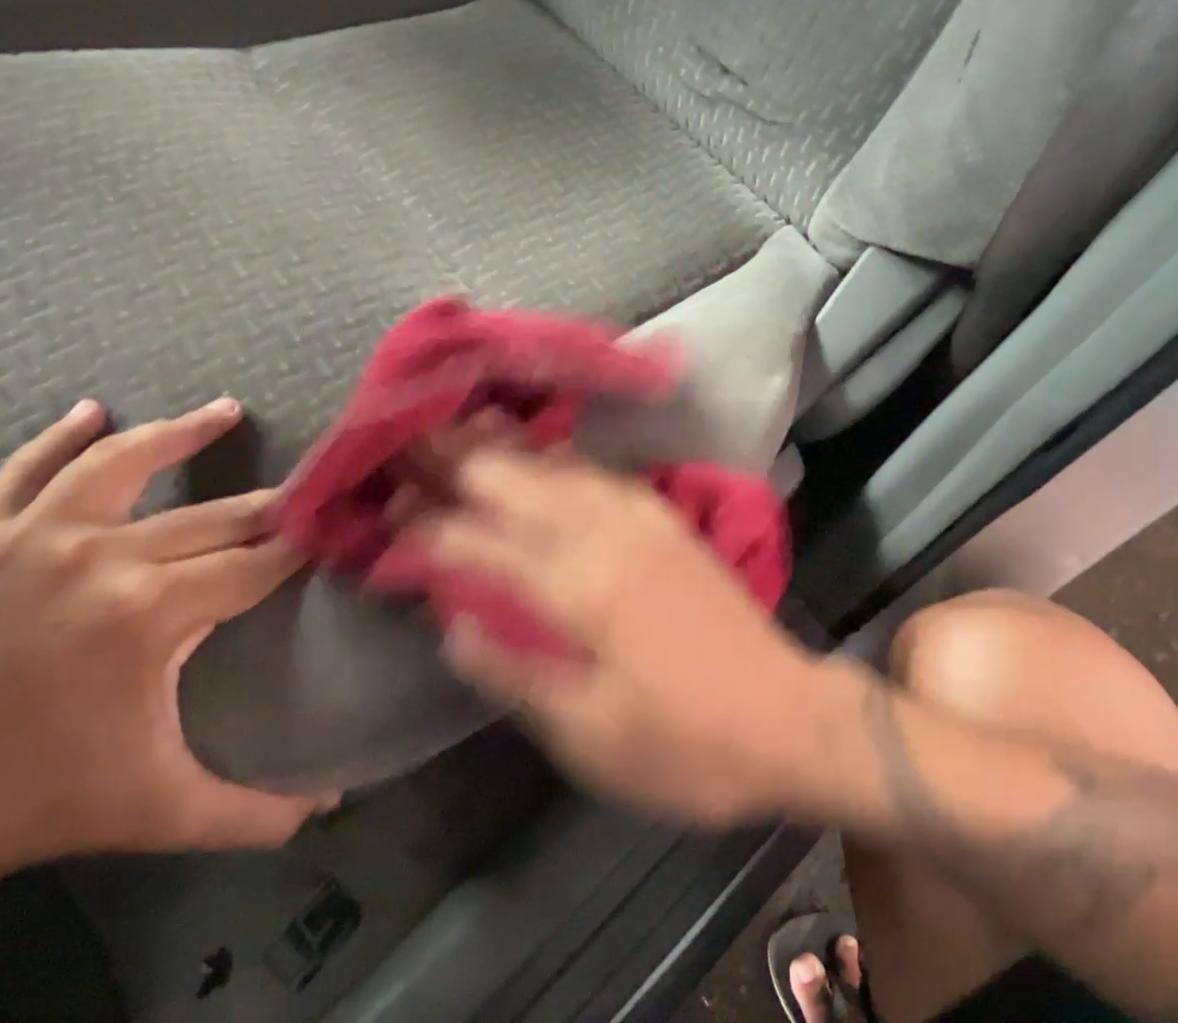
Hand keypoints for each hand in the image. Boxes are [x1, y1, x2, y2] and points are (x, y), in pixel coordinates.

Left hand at [0, 398, 329, 892]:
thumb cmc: (45, 805)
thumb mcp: (167, 813)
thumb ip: (261, 813)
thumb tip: (333, 808)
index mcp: (150, 612)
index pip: (252, 563)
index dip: (299, 546)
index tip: (334, 528)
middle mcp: (98, 556)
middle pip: (210, 515)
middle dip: (267, 503)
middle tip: (307, 488)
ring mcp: (29, 538)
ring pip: (119, 462)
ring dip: (179, 433)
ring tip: (224, 410)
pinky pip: (25, 469)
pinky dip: (61, 436)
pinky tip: (90, 412)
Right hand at [410, 444, 832, 826]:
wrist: (795, 723)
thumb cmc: (687, 747)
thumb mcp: (590, 737)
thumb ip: (516, 674)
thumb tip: (450, 625)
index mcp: (581, 588)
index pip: (482, 543)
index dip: (427, 529)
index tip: (383, 517)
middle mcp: (609, 535)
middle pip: (516, 482)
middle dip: (455, 463)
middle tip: (402, 444)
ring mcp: (646, 522)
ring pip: (557, 468)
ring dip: (502, 450)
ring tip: (455, 429)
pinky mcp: (671, 525)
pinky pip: (599, 475)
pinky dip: (556, 462)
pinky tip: (541, 460)